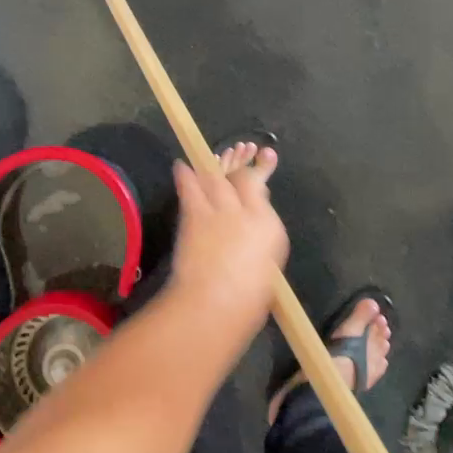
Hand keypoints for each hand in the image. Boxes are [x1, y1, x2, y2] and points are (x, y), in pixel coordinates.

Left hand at [166, 142, 287, 335]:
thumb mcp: (264, 272)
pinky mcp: (196, 215)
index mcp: (270, 228)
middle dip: (240, 161)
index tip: (265, 158)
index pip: (263, 192)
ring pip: (216, 178)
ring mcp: (221, 210)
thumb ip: (260, 246)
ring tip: (212, 154)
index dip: (261, 172)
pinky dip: (185, 175)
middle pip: (241, 178)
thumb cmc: (245, 301)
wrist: (215, 305)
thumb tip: (252, 234)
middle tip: (241, 148)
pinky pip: (191, 188)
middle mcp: (248, 212)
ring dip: (215, 164)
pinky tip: (182, 165)